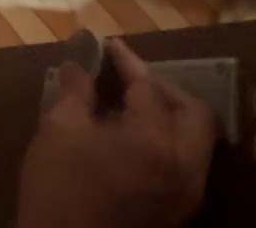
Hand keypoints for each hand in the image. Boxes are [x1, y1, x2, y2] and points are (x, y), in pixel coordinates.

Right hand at [17, 39, 217, 227]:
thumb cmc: (60, 184)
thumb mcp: (59, 129)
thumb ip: (76, 92)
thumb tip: (80, 64)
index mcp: (154, 143)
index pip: (149, 88)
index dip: (128, 62)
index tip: (108, 44)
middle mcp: (184, 168)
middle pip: (194, 114)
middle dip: (163, 87)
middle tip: (129, 75)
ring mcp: (187, 194)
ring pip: (196, 140)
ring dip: (169, 113)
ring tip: (129, 102)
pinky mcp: (180, 211)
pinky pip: (188, 162)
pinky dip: (168, 138)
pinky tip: (131, 134)